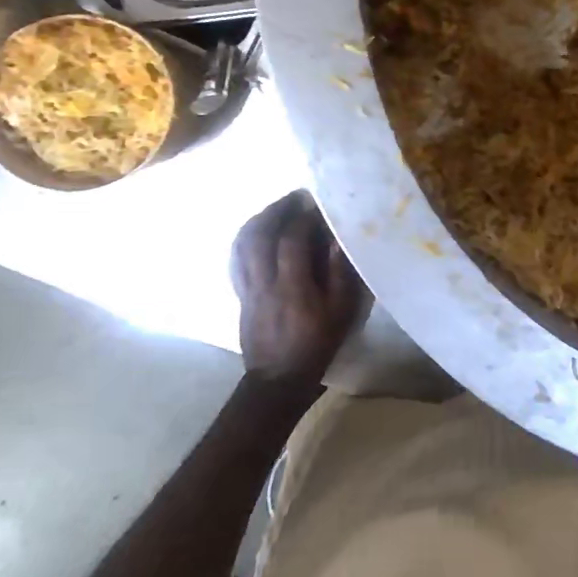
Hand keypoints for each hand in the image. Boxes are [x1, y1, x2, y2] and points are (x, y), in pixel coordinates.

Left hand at [231, 190, 367, 384]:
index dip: (305, 218)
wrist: (278, 379)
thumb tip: (337, 239)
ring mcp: (247, 288)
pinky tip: (258, 234)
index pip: (292, 240)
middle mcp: (264, 283)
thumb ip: (339, 273)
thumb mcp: (341, 312)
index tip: (319, 205)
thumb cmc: (317, 344)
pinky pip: (236, 259)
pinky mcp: (240, 295)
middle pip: (258, 235)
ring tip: (276, 209)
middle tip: (294, 197)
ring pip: (242, 245)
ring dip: (258, 220)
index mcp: (291, 287)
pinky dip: (246, 240)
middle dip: (276, 210)